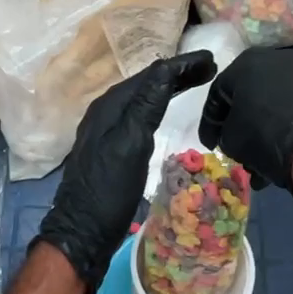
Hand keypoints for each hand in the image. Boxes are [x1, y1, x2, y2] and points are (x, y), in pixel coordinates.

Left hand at [34, 50, 218, 293]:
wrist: (82, 233)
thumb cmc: (108, 190)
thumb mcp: (131, 144)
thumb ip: (146, 106)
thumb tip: (165, 68)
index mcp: (110, 105)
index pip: (151, 74)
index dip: (181, 65)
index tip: (211, 60)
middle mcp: (106, 111)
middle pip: (147, 83)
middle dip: (178, 73)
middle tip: (210, 68)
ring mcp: (107, 130)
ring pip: (143, 97)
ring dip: (170, 87)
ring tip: (197, 82)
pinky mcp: (111, 147)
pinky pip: (140, 114)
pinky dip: (159, 105)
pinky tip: (168, 110)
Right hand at [199, 47, 292, 206]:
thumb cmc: (263, 134)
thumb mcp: (231, 139)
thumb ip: (225, 131)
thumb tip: (233, 135)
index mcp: (244, 62)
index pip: (218, 94)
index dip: (210, 124)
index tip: (210, 145)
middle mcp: (272, 58)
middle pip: (247, 95)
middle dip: (239, 125)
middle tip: (235, 148)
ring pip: (270, 102)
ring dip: (262, 127)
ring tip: (260, 158)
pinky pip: (292, 106)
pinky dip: (283, 124)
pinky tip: (280, 148)